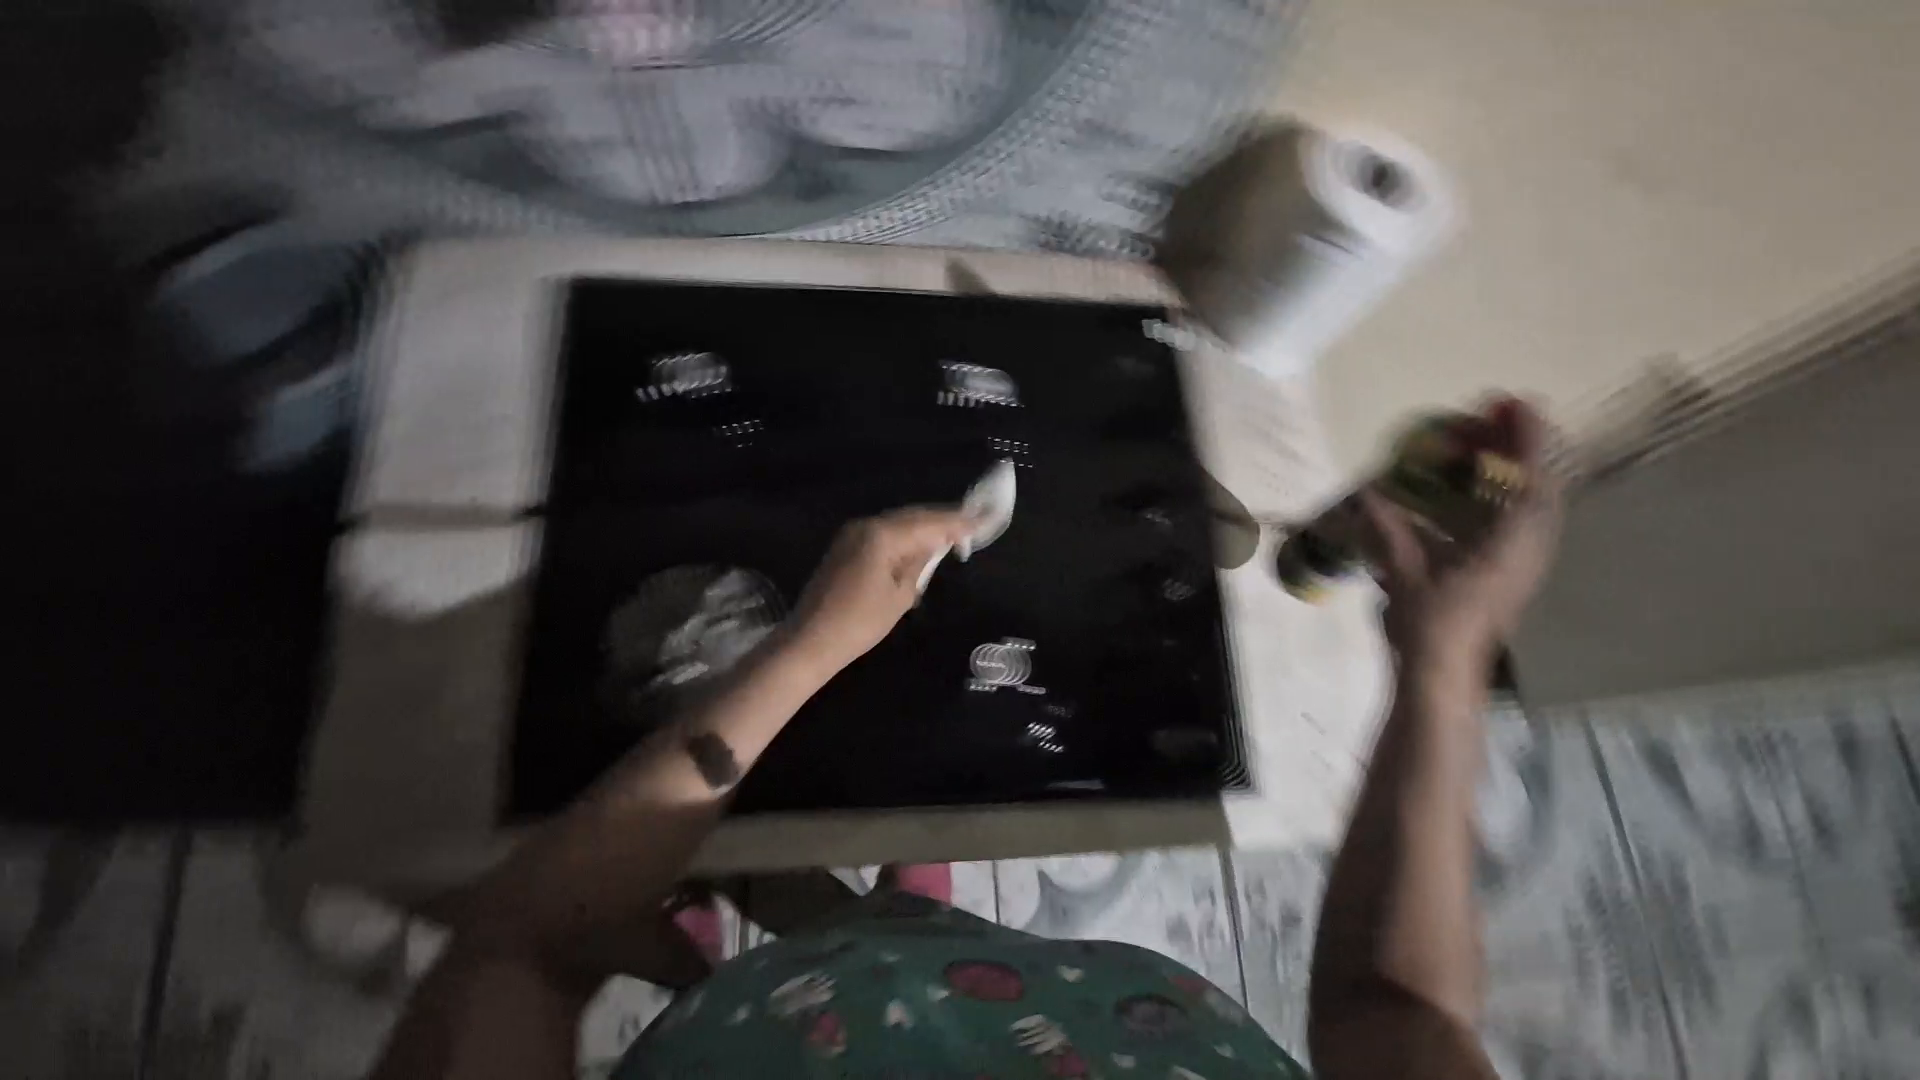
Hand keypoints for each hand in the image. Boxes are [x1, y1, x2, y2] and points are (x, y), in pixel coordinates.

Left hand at [786, 506, 976, 672]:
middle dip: (942, 520)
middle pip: (912, 516)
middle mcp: (866, 526)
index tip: (983, 518)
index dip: (957, 522)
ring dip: (923, 527)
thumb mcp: (900, 596)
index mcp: (882, 535)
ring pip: (897, 523)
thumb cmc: (860, 622)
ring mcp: (852, 534)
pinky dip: (905, 536)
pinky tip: (920, 544)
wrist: (811, 639)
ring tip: (952, 532)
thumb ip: (919, 564)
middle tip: (972, 522)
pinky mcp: (845, 547)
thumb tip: (932, 546)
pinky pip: (883, 534)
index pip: (928, 523)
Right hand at [1360, 398, 1563, 660]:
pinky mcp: (1509, 575)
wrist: (1444, 676)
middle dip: (1519, 446)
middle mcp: (1528, 549)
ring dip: (1513, 470)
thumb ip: (1388, 531)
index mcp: (1511, 545)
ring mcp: (1523, 563)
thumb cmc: (1430, 625)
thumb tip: (1365, 495)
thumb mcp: (1404, 574)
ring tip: (1484, 445)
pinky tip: (1474, 492)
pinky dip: (1502, 497)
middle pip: (1538, 484)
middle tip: (1491, 415)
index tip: (1512, 402)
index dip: (1525, 437)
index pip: (1530, 479)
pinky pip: (1517, 523)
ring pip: (1531, 504)